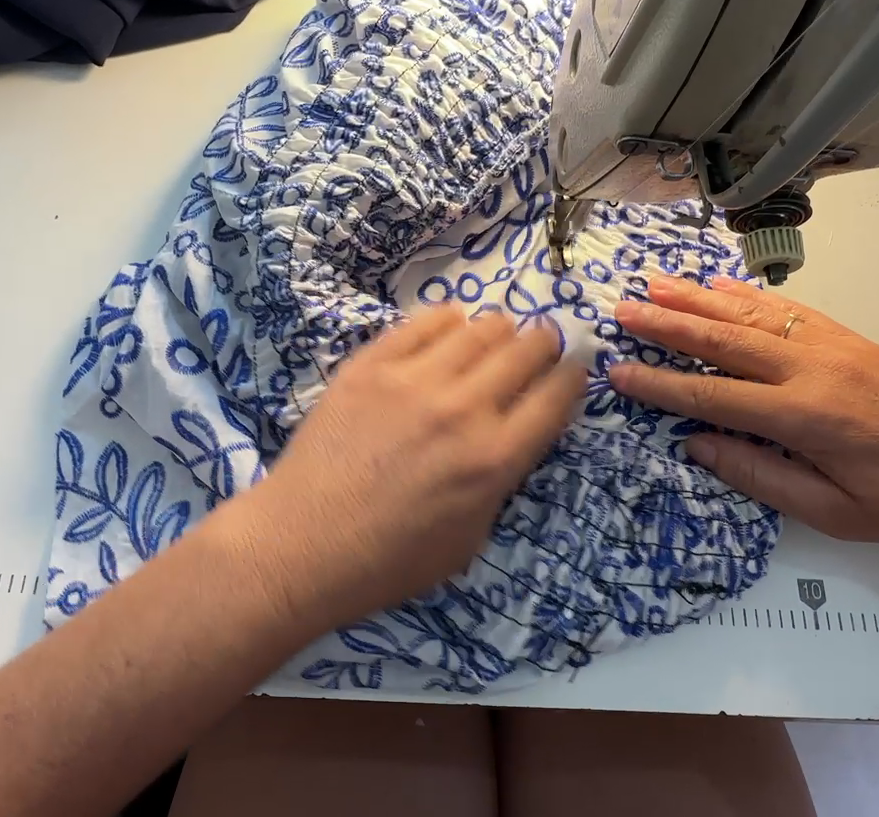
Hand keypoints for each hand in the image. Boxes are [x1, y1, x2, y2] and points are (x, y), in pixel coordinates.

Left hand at [215, 306, 584, 629]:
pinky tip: (452, 322)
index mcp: (496, 458)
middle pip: (524, 352)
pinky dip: (446, 319)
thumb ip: (501, 481)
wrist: (304, 543)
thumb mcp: (470, 539)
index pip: (555, 397)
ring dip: (500, 328)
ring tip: (500, 331)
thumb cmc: (390, 560)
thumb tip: (513, 435)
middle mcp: (464, 408)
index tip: (574, 367)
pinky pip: (421, 323)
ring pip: (479, 329)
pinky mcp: (371, 364)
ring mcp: (414, 380)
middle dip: (543, 343)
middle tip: (542, 342)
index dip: (573, 376)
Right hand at [608, 276, 878, 559]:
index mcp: (806, 418)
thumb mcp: (833, 513)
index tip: (617, 373)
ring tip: (653, 283)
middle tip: (620, 310)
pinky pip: (788, 308)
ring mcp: (833, 346)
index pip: (712, 396)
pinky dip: (747, 293)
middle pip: (723, 340)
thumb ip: (759, 475)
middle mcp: (813, 368)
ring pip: (750, 314)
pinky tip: (717, 281)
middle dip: (666, 324)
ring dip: (696, 297)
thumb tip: (695, 444)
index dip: (660, 386)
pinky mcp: (851, 337)